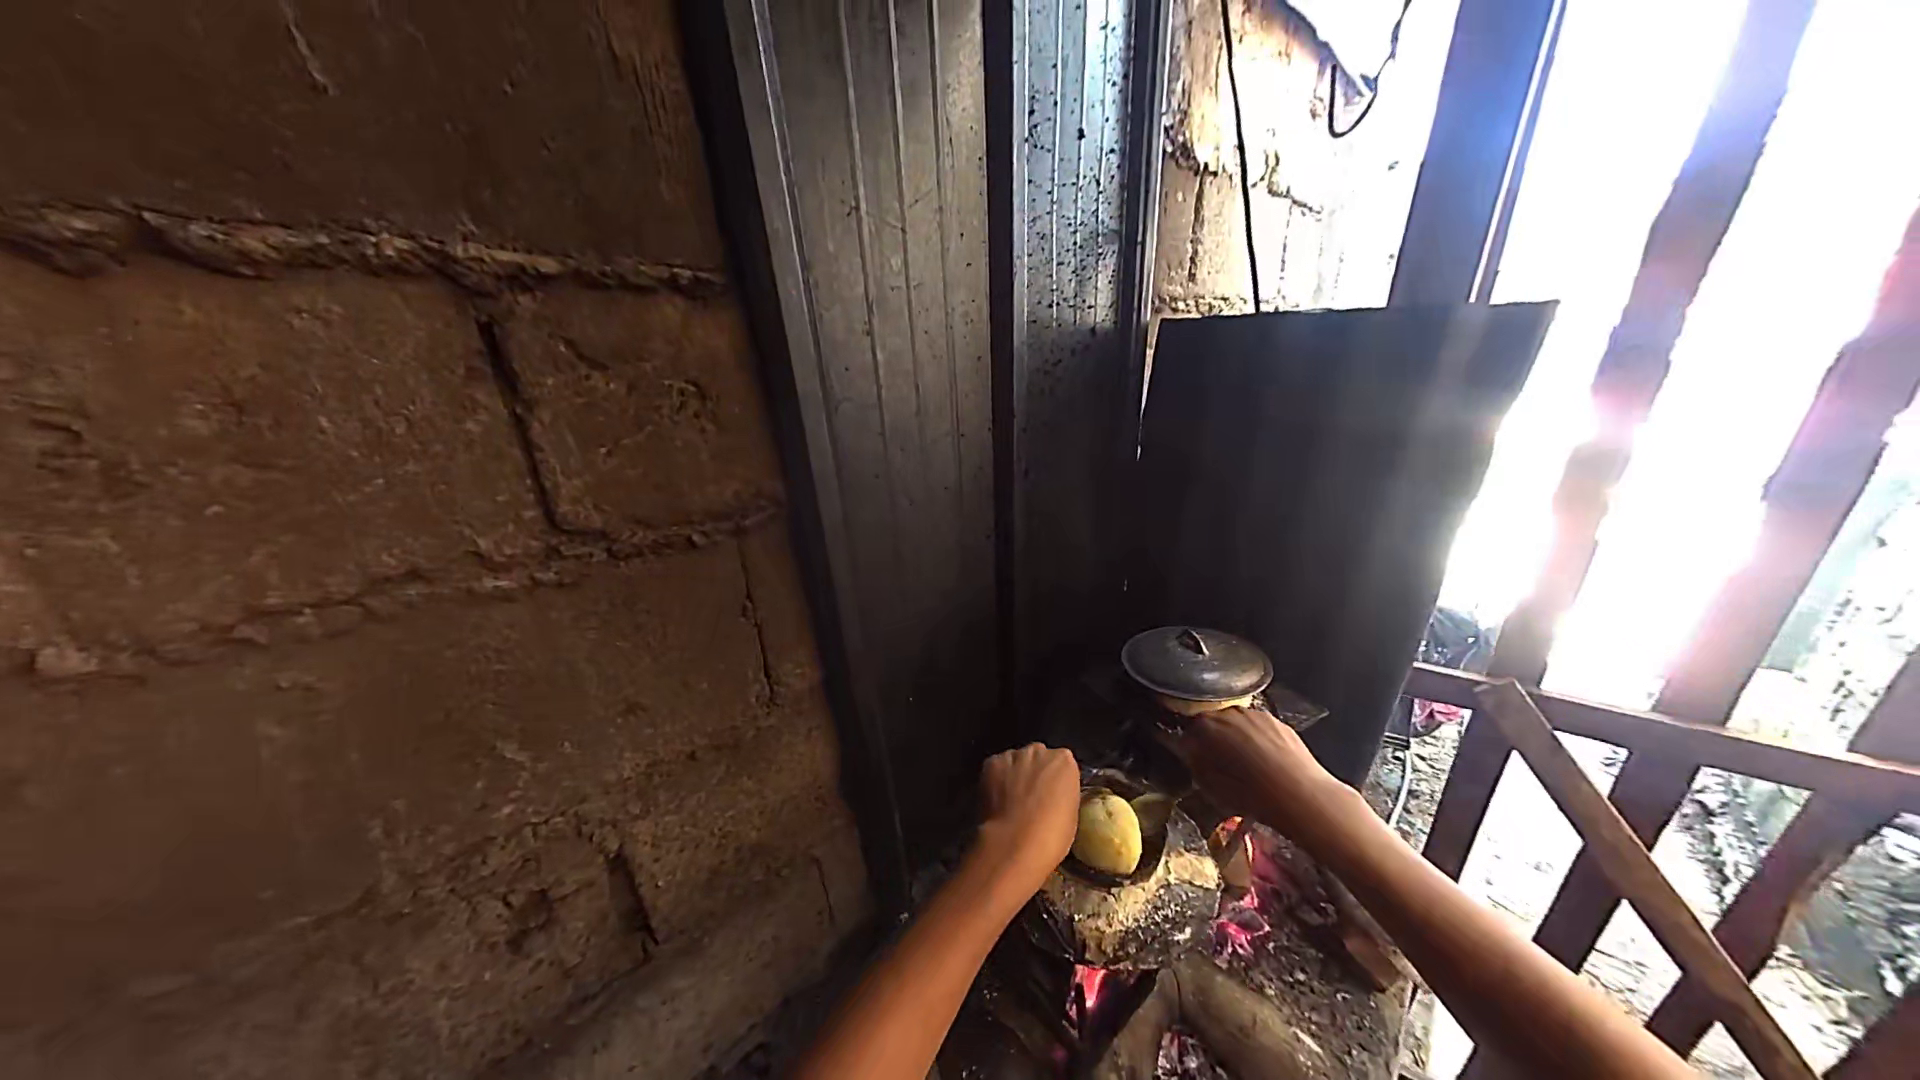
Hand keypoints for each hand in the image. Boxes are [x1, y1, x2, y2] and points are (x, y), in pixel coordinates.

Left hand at [973, 743, 1079, 895]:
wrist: (1016, 842)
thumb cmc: (1051, 835)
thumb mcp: (1071, 813)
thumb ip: (1062, 793)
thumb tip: (1052, 796)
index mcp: (1064, 761)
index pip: (1061, 763)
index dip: (1055, 780)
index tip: (1051, 795)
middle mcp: (1039, 751)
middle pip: (1037, 757)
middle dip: (1035, 772)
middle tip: (1031, 797)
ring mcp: (1013, 755)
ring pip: (1015, 761)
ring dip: (1014, 775)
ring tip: (1010, 801)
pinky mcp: (991, 763)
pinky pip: (996, 768)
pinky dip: (995, 780)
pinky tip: (996, 800)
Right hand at [1173, 707, 1349, 835]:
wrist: (1302, 797)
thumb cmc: (1253, 795)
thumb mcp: (1210, 786)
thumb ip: (1195, 763)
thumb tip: (1191, 754)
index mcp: (1206, 726)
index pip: (1188, 730)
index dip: (1191, 746)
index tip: (1196, 760)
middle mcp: (1229, 713)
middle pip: (1213, 722)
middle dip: (1215, 739)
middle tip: (1221, 765)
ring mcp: (1256, 715)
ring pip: (1238, 724)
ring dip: (1237, 738)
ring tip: (1247, 766)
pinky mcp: (1278, 722)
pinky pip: (1259, 728)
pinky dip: (1258, 740)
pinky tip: (1266, 763)